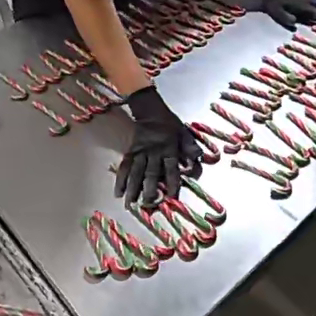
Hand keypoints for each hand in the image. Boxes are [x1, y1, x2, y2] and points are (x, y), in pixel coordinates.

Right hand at [117, 87, 202, 205]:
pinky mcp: (130, 152)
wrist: (150, 111)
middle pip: (151, 173)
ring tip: (130, 204)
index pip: (172, 168)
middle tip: (148, 205)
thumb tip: (197, 158)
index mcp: (169, 149)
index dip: (173, 183)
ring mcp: (140, 153)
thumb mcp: (185, 132)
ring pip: (136, 172)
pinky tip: (118, 193)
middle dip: (149, 190)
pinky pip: (124, 167)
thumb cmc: (170, 124)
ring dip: (132, 189)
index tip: (172, 197)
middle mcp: (154, 152)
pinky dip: (120, 180)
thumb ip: (190, 147)